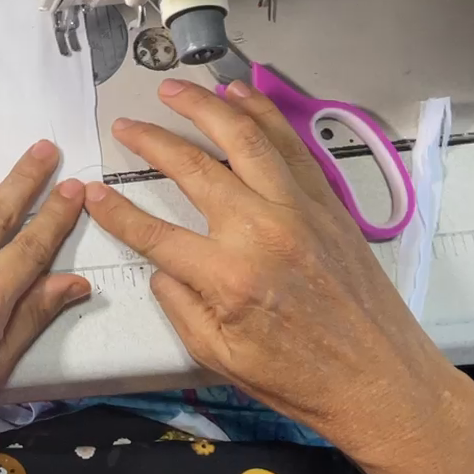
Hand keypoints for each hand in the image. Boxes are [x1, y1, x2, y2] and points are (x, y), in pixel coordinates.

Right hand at [83, 78, 471, 468]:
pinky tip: (239, 94)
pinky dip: (262, 113)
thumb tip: (162, 264)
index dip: (115, 211)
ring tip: (175, 88)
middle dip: (152, 140)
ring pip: (246, 138)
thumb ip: (178, 304)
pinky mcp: (327, 203)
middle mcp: (261, 230)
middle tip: (125, 124)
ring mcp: (299, 209)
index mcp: (227, 277)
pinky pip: (290, 145)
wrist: (384, 384)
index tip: (89, 190)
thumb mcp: (218, 356)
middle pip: (194, 167)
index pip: (153, 233)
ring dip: (206, 107)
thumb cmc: (296, 380)